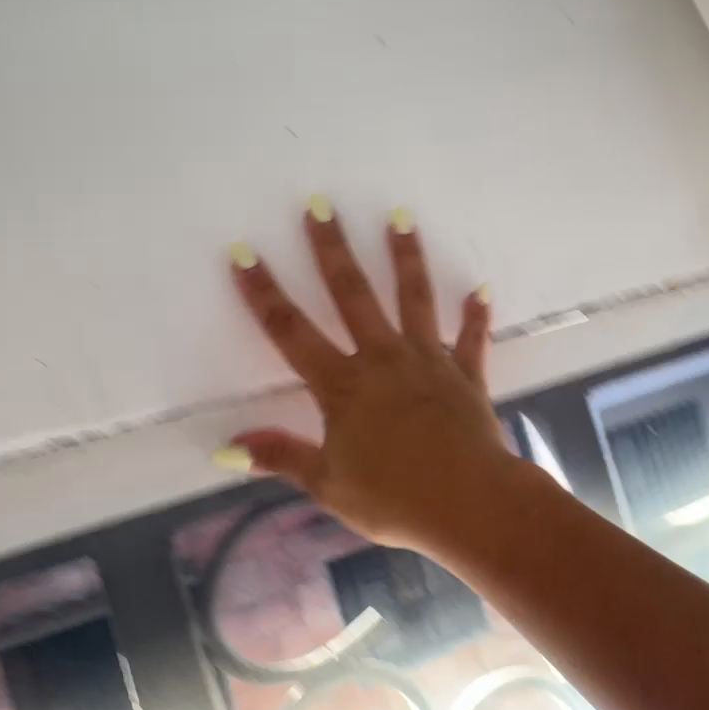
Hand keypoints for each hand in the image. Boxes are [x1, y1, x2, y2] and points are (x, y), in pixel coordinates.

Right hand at [223, 200, 519, 553]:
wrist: (468, 503)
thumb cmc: (393, 499)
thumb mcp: (328, 484)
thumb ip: (283, 457)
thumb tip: (227, 447)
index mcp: (342, 386)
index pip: (291, 332)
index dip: (264, 294)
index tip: (245, 254)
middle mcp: (384, 360)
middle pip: (353, 295)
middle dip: (333, 250)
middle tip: (323, 206)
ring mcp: (429, 363)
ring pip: (415, 299)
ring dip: (405, 258)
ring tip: (401, 218)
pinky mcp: (467, 376)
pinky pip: (472, 339)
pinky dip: (476, 316)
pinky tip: (481, 289)